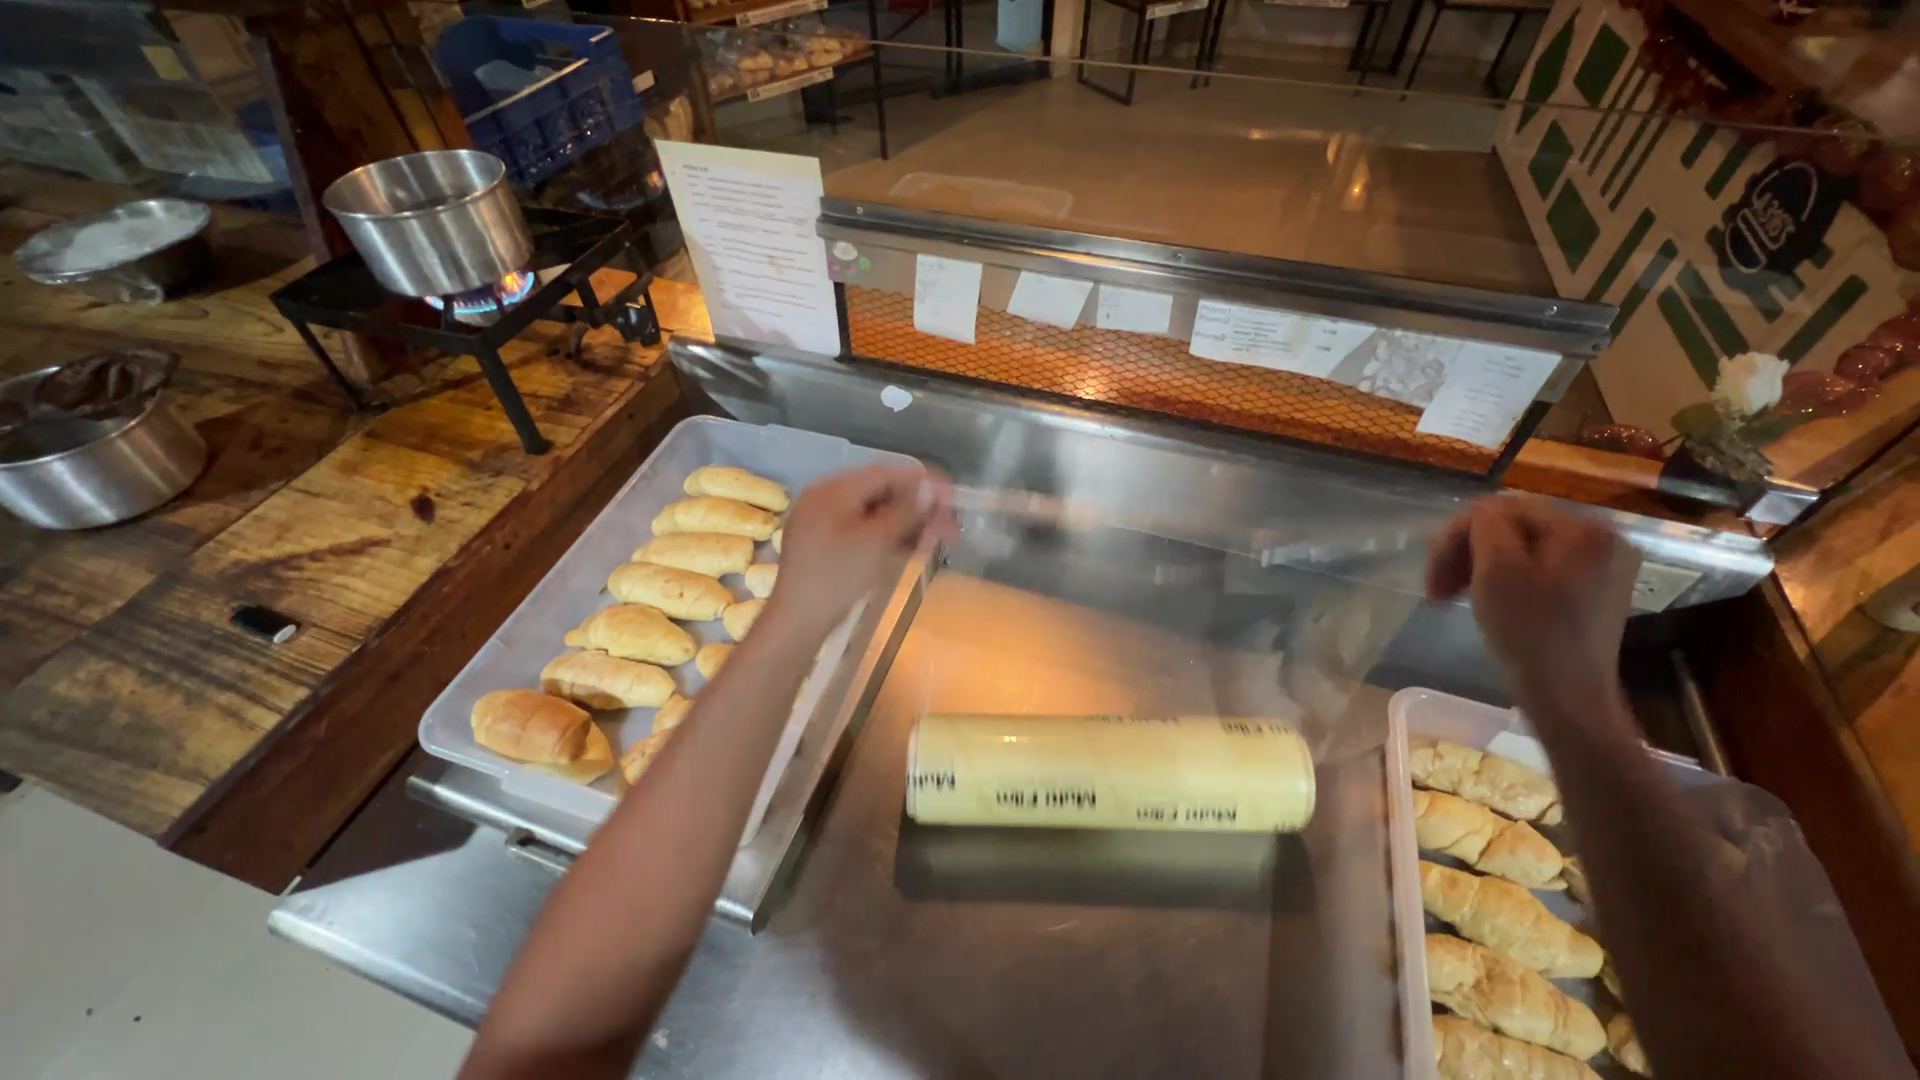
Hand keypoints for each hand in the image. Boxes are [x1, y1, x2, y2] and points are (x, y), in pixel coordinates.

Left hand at [760, 464, 957, 639]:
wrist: (798, 622)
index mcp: (832, 490)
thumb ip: (906, 511)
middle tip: (951, 525)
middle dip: (919, 508)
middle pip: (882, 494)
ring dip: (908, 524)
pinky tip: (913, 549)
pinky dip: (889, 538)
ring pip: (875, 515)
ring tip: (938, 539)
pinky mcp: (826, 546)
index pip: (886, 474)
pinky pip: (863, 532)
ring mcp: (824, 523)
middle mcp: (826, 499)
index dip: (923, 482)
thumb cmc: (837, 577)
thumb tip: (931, 488)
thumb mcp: (876, 541)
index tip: (953, 496)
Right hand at [1426, 497, 1640, 706]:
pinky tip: (1487, 599)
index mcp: (1584, 529)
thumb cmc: (1530, 635)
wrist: (1568, 700)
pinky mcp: (1594, 588)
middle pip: (1514, 526)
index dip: (1458, 536)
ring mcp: (1601, 564)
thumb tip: (1479, 514)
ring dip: (1480, 565)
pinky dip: (1505, 578)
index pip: (1502, 510)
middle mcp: (1602, 537)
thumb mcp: (1497, 572)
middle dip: (1468, 552)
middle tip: (1437, 588)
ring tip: (1453, 594)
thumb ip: (1485, 526)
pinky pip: (1538, 566)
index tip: (1431, 577)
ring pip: (1522, 546)